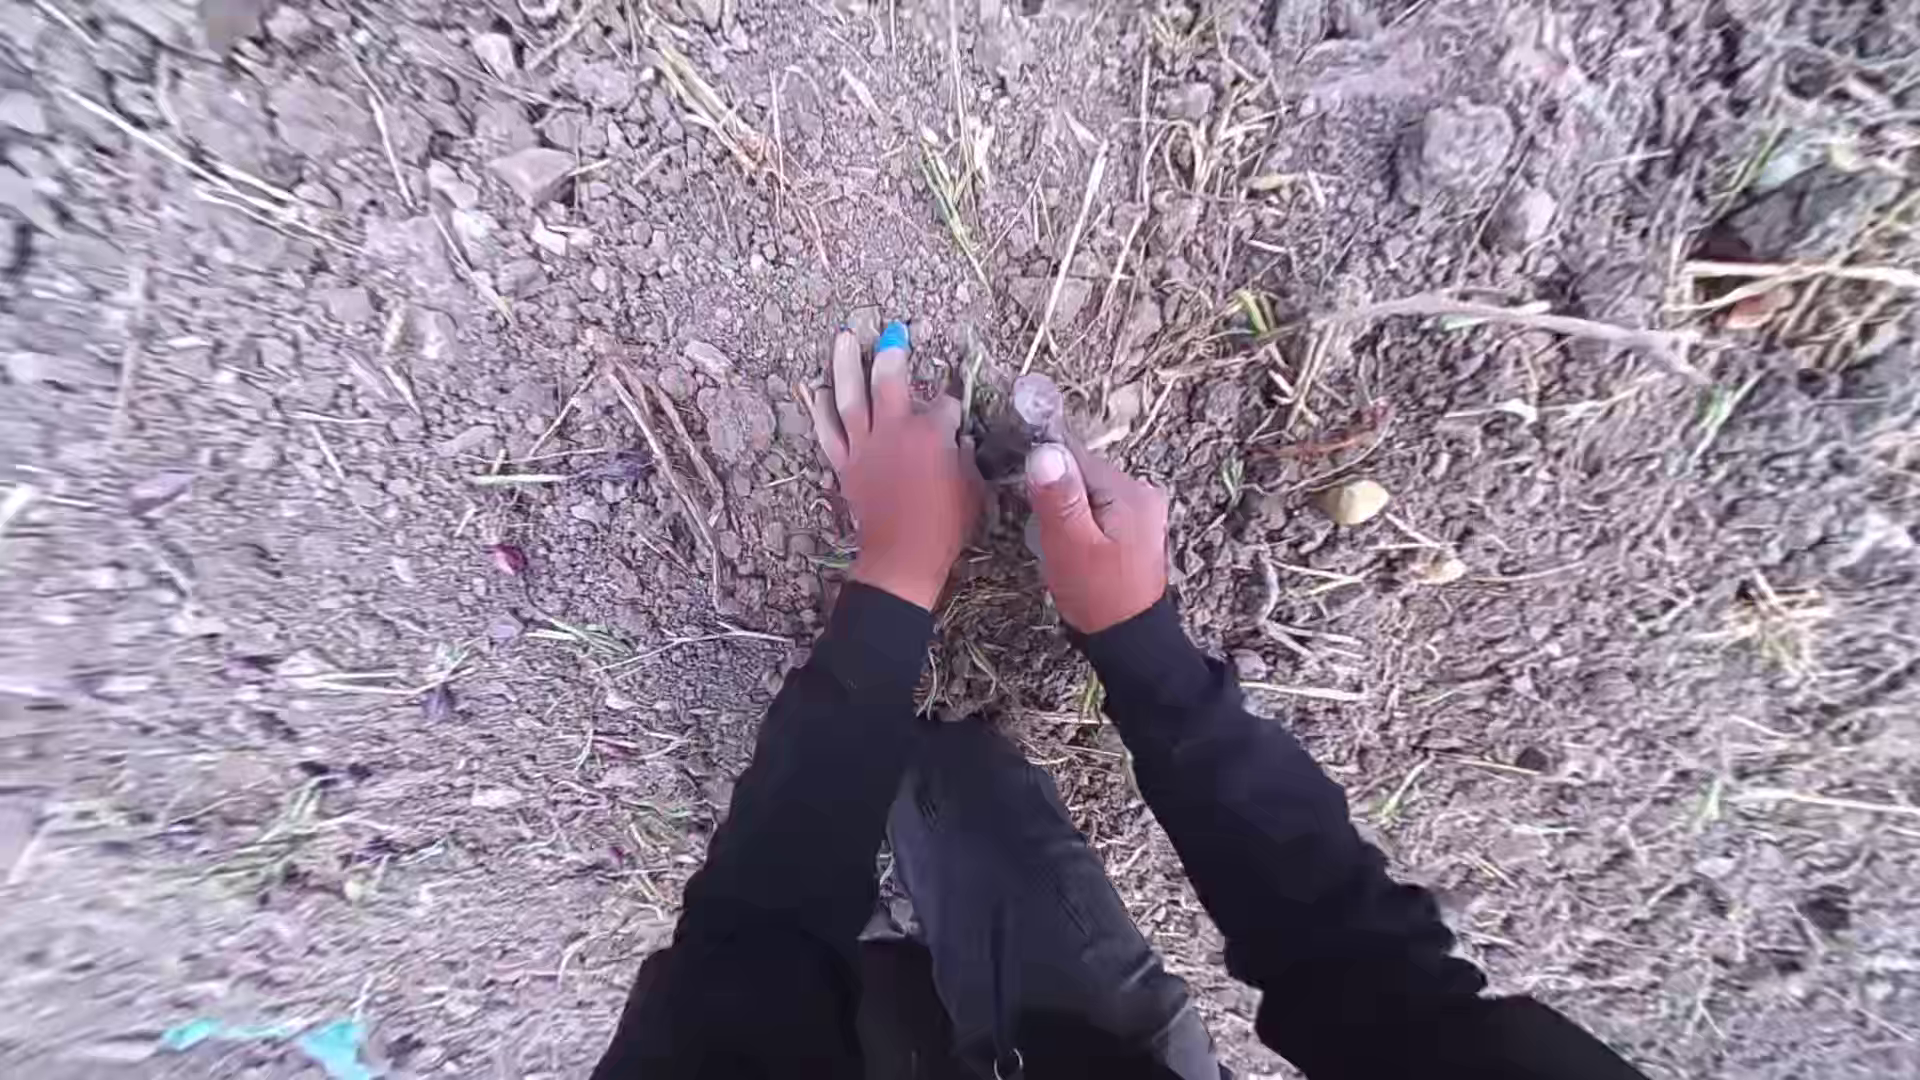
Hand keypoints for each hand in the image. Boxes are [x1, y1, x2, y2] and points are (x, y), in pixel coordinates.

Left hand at [809, 322, 981, 610]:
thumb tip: (959, 443)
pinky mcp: (846, 466)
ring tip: (843, 339)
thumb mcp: (972, 490)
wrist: (903, 556)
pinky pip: (829, 433)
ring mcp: (866, 447)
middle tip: (892, 333)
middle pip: (891, 382)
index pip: (946, 405)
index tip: (955, 411)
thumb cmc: (945, 526)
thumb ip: (965, 459)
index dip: (953, 406)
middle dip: (892, 355)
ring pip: (851, 398)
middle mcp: (895, 431)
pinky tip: (816, 391)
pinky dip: (821, 411)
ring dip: (846, 366)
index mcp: (932, 434)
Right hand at [1025, 440, 1168, 632]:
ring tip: (1063, 546)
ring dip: (1066, 514)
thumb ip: (1059, 498)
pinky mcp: (1132, 528)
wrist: (1129, 640)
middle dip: (1056, 499)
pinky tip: (1076, 550)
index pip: (1073, 457)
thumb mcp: (1071, 545)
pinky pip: (1095, 512)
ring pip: (1085, 495)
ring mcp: (1139, 512)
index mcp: (1130, 492)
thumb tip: (1044, 452)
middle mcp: (1141, 494)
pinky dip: (1078, 525)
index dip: (1045, 476)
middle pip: (1080, 476)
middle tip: (1050, 534)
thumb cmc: (1099, 596)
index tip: (1033, 503)